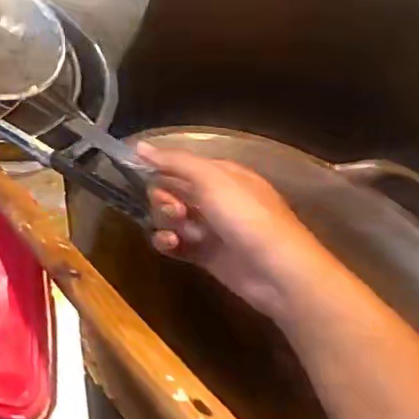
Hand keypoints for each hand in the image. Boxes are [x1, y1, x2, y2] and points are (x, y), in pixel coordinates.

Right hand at [138, 143, 329, 318]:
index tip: (142, 174)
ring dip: (166, 221)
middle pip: (173, 191)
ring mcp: (211, 228)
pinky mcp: (207, 256)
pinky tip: (169, 244)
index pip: (181, 164)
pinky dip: (168, 243)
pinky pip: (177, 244)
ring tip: (176, 231)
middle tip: (175, 209)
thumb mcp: (210, 178)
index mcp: (221, 174)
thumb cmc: (246, 215)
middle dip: (164, 198)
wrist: (279, 272)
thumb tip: (139, 146)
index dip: (161, 168)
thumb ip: (174, 161)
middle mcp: (215, 198)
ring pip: (172, 218)